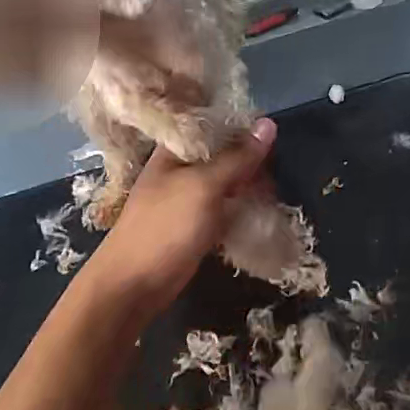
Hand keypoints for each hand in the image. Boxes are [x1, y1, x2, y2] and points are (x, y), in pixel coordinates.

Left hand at [87, 117, 275, 316]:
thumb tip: (269, 123)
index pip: (214, 125)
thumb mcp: (204, 186)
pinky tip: (264, 211)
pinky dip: (243, 208)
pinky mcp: (196, 223)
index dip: (243, 129)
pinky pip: (226, 207)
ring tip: (275, 192)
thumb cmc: (165, 227)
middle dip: (251, 161)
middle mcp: (182, 168)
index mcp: (175, 150)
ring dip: (250, 186)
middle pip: (224, 154)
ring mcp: (189, 197)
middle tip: (277, 172)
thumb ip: (238, 157)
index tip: (273, 137)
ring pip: (228, 182)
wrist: (132, 286)